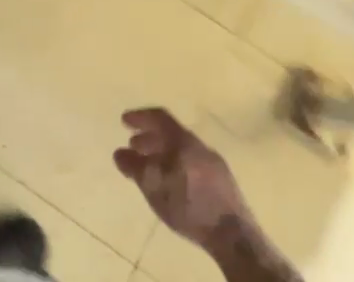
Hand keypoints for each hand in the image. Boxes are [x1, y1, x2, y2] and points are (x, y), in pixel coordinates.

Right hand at [113, 108, 250, 247]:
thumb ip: (133, 166)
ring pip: (184, 151)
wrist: (233, 236)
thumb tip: (120, 153)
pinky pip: (194, 164)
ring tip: (151, 168)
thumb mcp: (152, 185)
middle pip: (172, 134)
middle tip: (134, 147)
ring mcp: (216, 165)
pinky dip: (178, 166)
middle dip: (150, 138)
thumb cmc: (187, 205)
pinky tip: (173, 184)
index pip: (160, 117)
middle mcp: (201, 147)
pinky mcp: (225, 183)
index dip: (140, 117)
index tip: (124, 121)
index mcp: (184, 142)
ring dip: (164, 154)